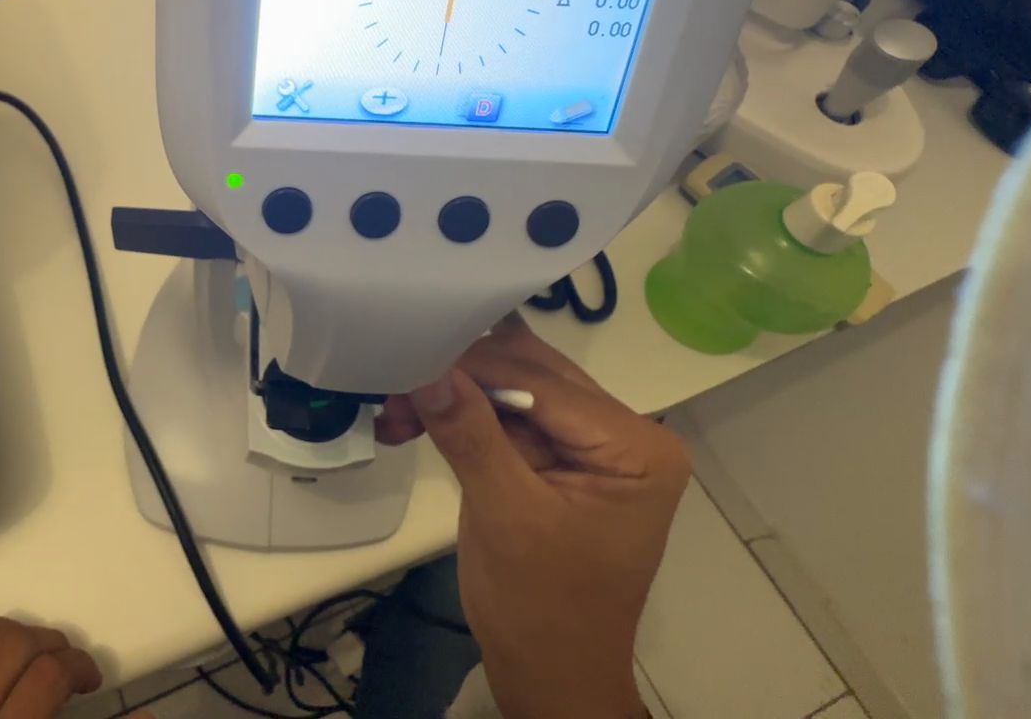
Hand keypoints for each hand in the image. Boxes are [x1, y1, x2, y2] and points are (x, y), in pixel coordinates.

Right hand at [376, 315, 689, 718]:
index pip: (544, 382)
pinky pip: (498, 413)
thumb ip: (471, 435)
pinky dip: (454, 413)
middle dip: (459, 376)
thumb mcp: (506, 515)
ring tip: (395, 408)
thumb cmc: (542, 606)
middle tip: (397, 382)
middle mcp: (619, 431)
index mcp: (635, 445)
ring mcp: (584, 440)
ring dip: (450, 391)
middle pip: (528, 372)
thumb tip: (430, 368)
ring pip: (507, 385)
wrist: (548, 672)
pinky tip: (409, 421)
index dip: (474, 367)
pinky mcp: (550, 452)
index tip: (409, 357)